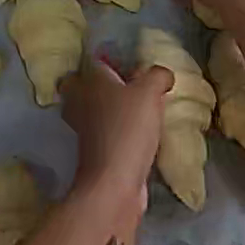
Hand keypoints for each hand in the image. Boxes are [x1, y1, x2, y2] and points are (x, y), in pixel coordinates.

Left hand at [61, 56, 171, 203]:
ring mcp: (84, 131)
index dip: (111, 61)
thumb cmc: (128, 128)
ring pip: (97, 113)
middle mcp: (80, 103)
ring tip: (142, 112)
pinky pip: (107, 135)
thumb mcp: (149, 91)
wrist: (114, 183)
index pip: (95, 62)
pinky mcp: (95, 155)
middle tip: (132, 88)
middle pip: (88, 88)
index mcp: (89, 82)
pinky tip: (142, 136)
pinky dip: (120, 134)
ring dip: (114, 113)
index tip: (130, 64)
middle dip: (106, 88)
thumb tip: (163, 75)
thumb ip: (157, 76)